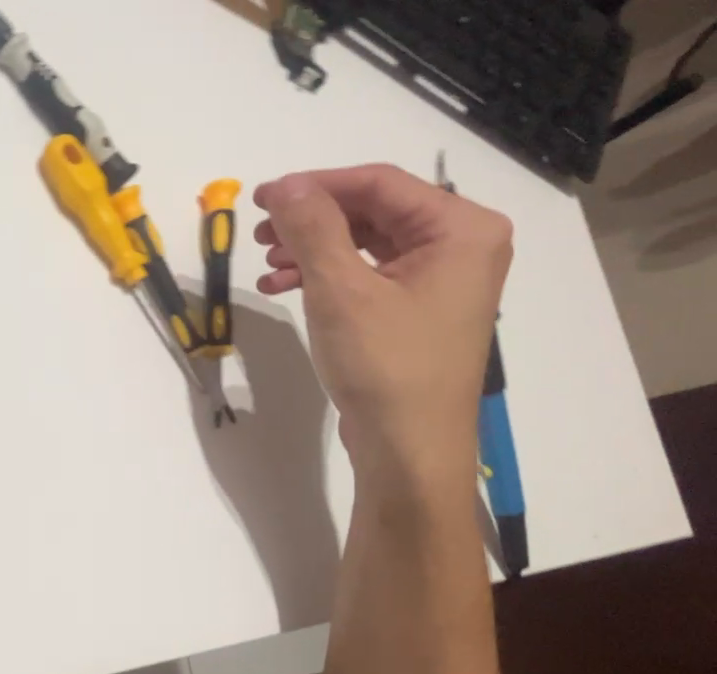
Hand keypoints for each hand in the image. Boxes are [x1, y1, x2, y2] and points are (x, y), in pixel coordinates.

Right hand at [254, 165, 512, 493]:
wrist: (408, 442)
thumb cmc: (384, 363)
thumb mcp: (341, 292)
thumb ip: (312, 231)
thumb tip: (283, 186)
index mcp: (461, 229)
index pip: (380, 185)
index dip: (316, 186)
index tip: (260, 198)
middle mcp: (460, 245)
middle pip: (374, 212)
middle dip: (312, 220)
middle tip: (257, 234)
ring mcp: (441, 280)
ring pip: (367, 244)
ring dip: (312, 250)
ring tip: (266, 266)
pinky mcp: (417, 310)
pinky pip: (369, 275)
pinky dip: (326, 277)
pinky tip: (286, 289)